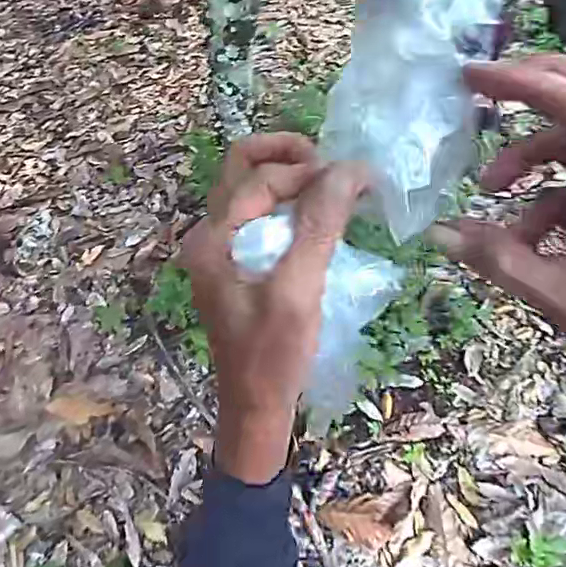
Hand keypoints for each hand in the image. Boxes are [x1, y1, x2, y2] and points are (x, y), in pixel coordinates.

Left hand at [178, 134, 367, 483]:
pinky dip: (290, 202)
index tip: (356, 178)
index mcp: (212, 238)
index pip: (259, 178)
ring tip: (333, 186)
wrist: (255, 408)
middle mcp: (209, 234)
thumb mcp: (298, 290)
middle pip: (243, 167)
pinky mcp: (237, 262)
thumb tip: (348, 169)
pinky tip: (321, 216)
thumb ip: (319, 226)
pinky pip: (260, 213)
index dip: (308, 170)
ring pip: (251, 187)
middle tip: (333, 171)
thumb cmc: (273, 356)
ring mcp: (221, 247)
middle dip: (289, 157)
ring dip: (290, 177)